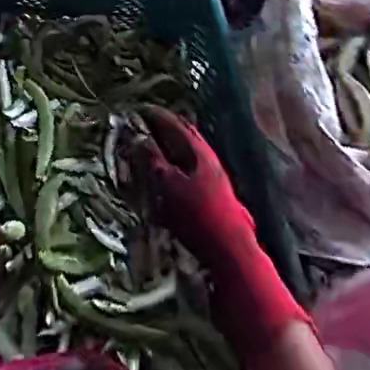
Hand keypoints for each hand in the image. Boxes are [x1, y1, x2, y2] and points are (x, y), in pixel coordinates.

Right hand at [135, 108, 255, 253]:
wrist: (233, 259)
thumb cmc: (198, 218)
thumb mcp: (166, 185)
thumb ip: (150, 159)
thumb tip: (136, 136)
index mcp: (199, 151)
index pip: (174, 123)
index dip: (154, 115)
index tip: (136, 110)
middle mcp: (210, 161)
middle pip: (184, 137)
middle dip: (162, 130)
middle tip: (141, 128)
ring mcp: (216, 181)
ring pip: (187, 156)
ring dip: (168, 150)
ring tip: (148, 152)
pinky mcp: (216, 200)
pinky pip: (190, 173)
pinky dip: (175, 169)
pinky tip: (165, 180)